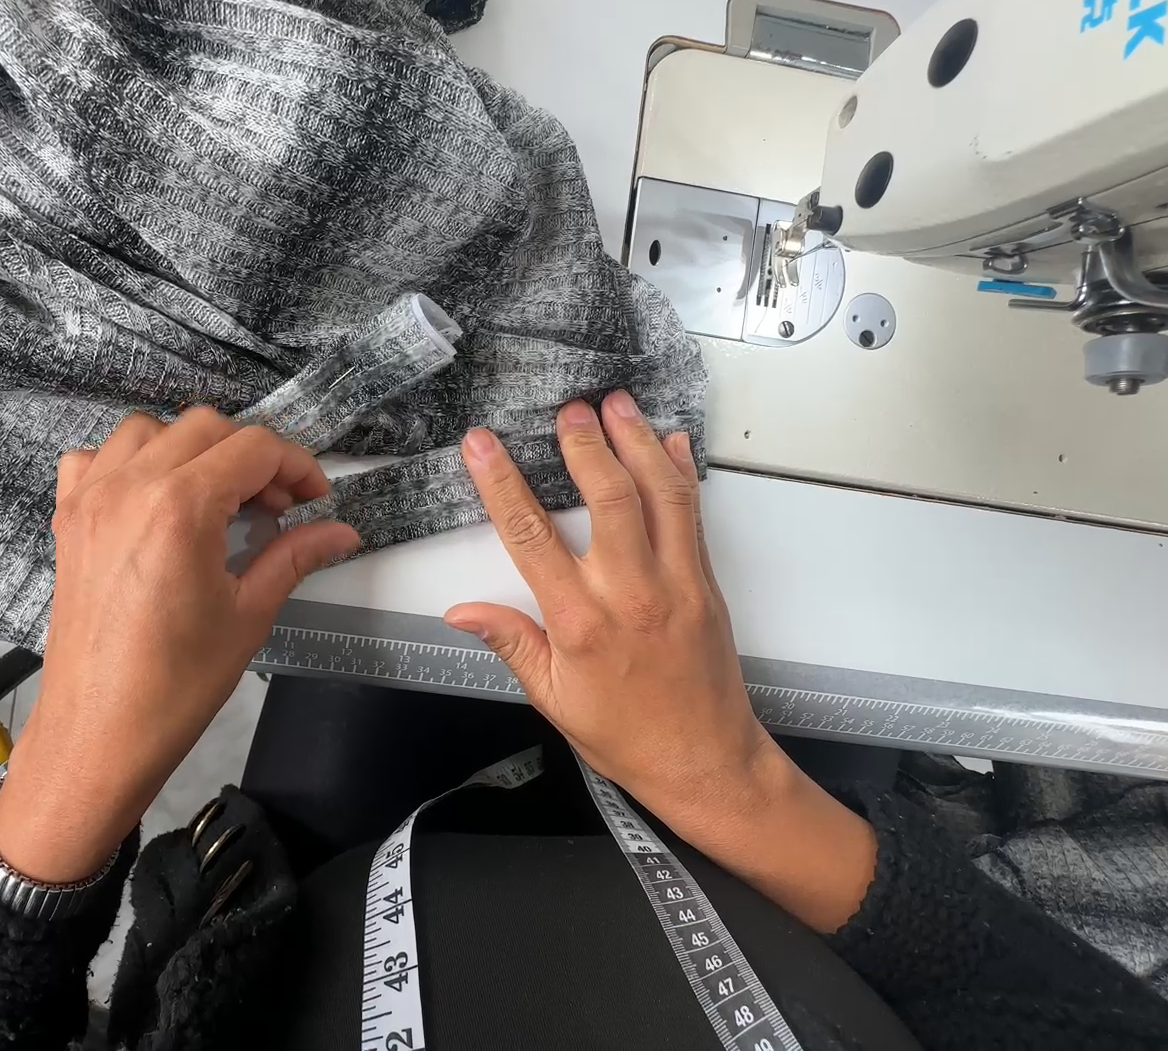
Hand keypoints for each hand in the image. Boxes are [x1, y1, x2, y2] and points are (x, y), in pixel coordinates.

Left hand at [0, 409, 359, 882]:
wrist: (99, 734)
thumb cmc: (176, 685)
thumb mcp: (249, 614)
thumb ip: (295, 556)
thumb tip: (342, 532)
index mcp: (180, 508)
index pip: (254, 449)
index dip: (296, 466)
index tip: (314, 498)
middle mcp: (129, 487)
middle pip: (207, 427)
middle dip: (252, 456)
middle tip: (274, 506)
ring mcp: (91, 499)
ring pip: (150, 430)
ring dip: (194, 450)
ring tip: (217, 498)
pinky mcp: (68, 519)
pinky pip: (95, 457)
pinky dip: (130, 462)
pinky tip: (153, 499)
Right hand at [446, 391, 875, 931]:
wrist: (707, 764)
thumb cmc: (625, 735)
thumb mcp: (553, 699)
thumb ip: (511, 642)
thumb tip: (460, 611)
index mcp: (580, 622)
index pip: (531, 537)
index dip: (502, 484)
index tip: (482, 445)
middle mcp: (630, 592)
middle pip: (608, 499)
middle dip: (587, 445)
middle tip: (570, 408)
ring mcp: (676, 582)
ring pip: (660, 496)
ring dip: (638, 443)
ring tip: (619, 403)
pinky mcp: (706, 582)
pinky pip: (693, 515)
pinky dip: (681, 473)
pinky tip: (670, 442)